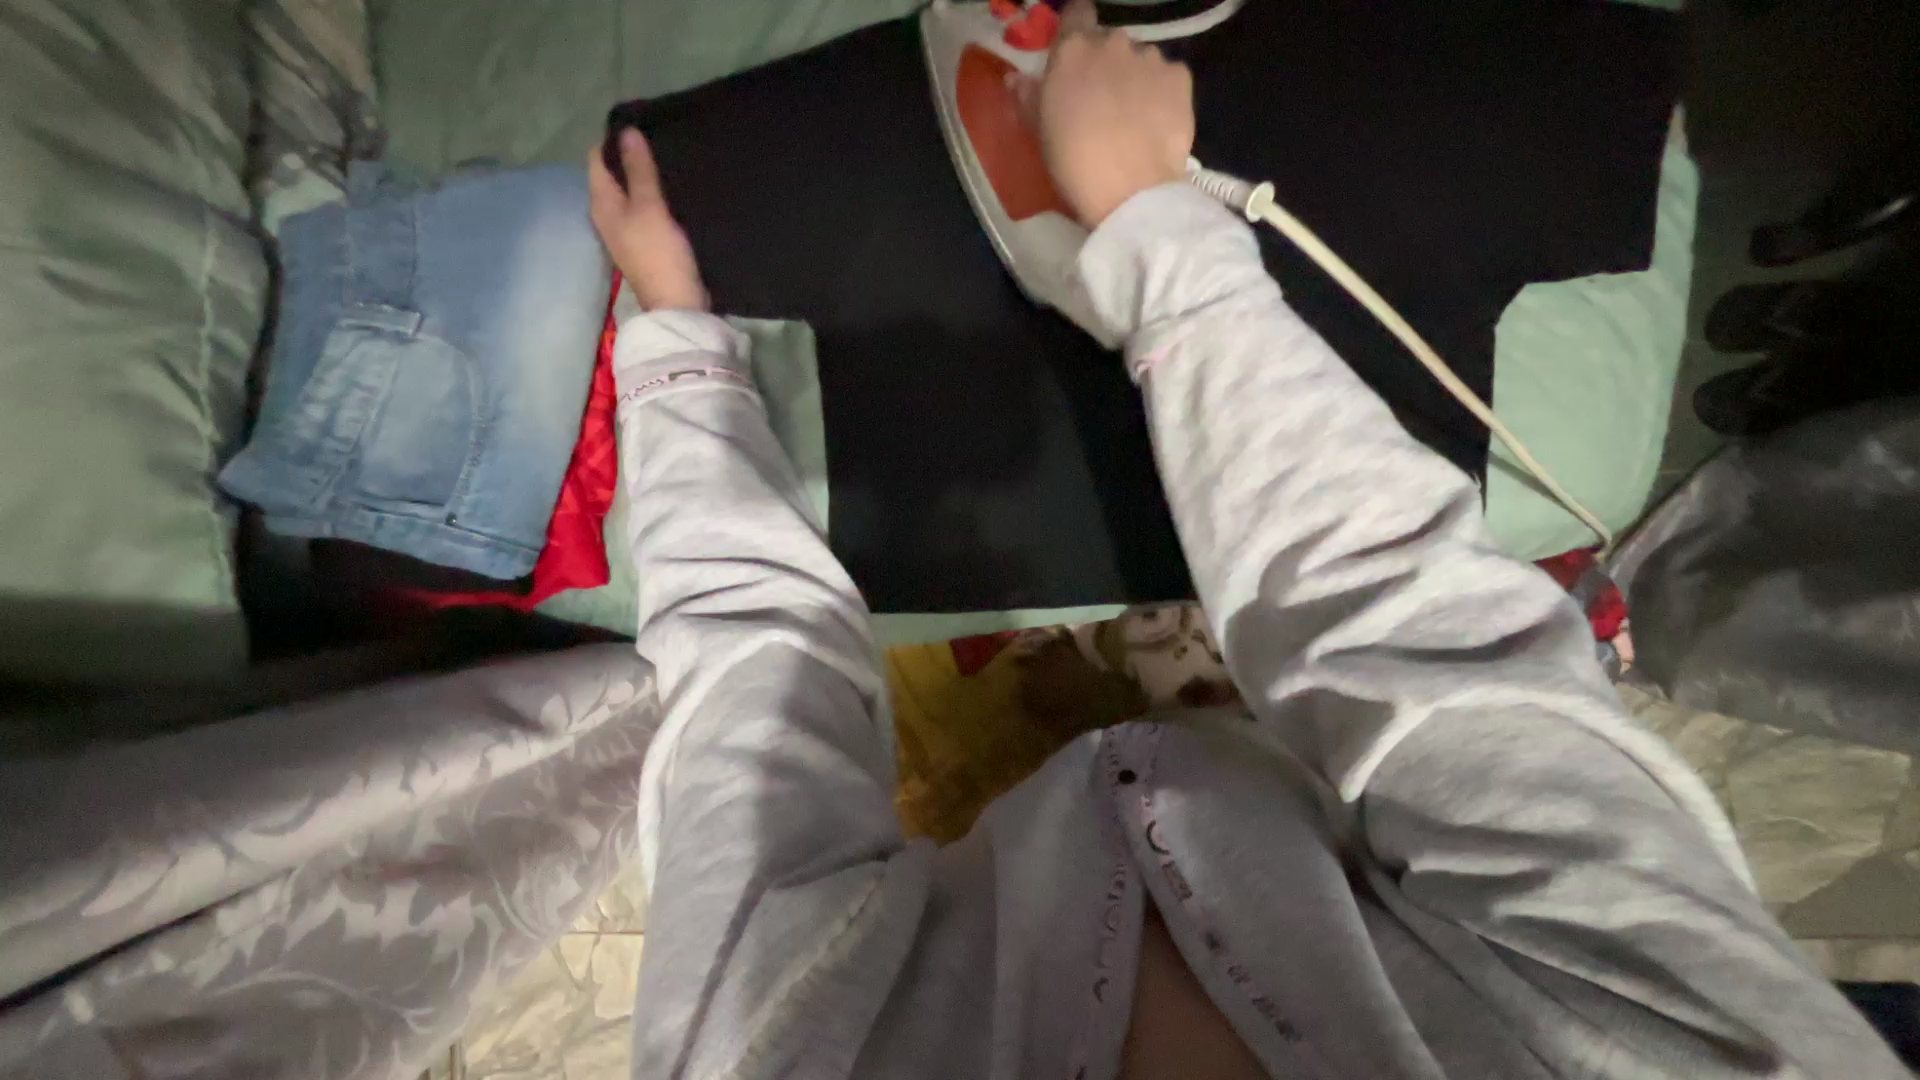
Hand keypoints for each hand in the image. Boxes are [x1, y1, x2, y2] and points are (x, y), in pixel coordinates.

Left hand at [588, 129, 708, 311]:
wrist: (678, 305)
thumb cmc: (660, 254)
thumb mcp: (650, 207)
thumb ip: (639, 170)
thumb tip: (627, 132)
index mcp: (601, 203)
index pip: (598, 158)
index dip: (615, 141)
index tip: (642, 127)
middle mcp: (607, 215)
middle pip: (613, 176)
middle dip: (632, 158)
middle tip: (659, 142)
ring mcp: (626, 232)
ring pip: (631, 194)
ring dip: (645, 179)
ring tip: (668, 164)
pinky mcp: (645, 245)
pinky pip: (645, 212)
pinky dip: (655, 199)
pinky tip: (673, 194)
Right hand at [1029, 0, 1194, 226]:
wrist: (1130, 192)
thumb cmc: (1074, 165)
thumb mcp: (1040, 134)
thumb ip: (1028, 98)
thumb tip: (1016, 78)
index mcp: (1072, 51)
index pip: (1076, 14)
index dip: (1076, 31)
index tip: (1075, 60)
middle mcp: (1113, 43)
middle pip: (1109, 43)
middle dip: (1106, 65)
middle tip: (1102, 103)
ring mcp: (1151, 58)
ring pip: (1141, 60)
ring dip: (1135, 80)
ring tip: (1133, 119)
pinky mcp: (1180, 78)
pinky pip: (1168, 78)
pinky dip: (1162, 95)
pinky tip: (1156, 124)